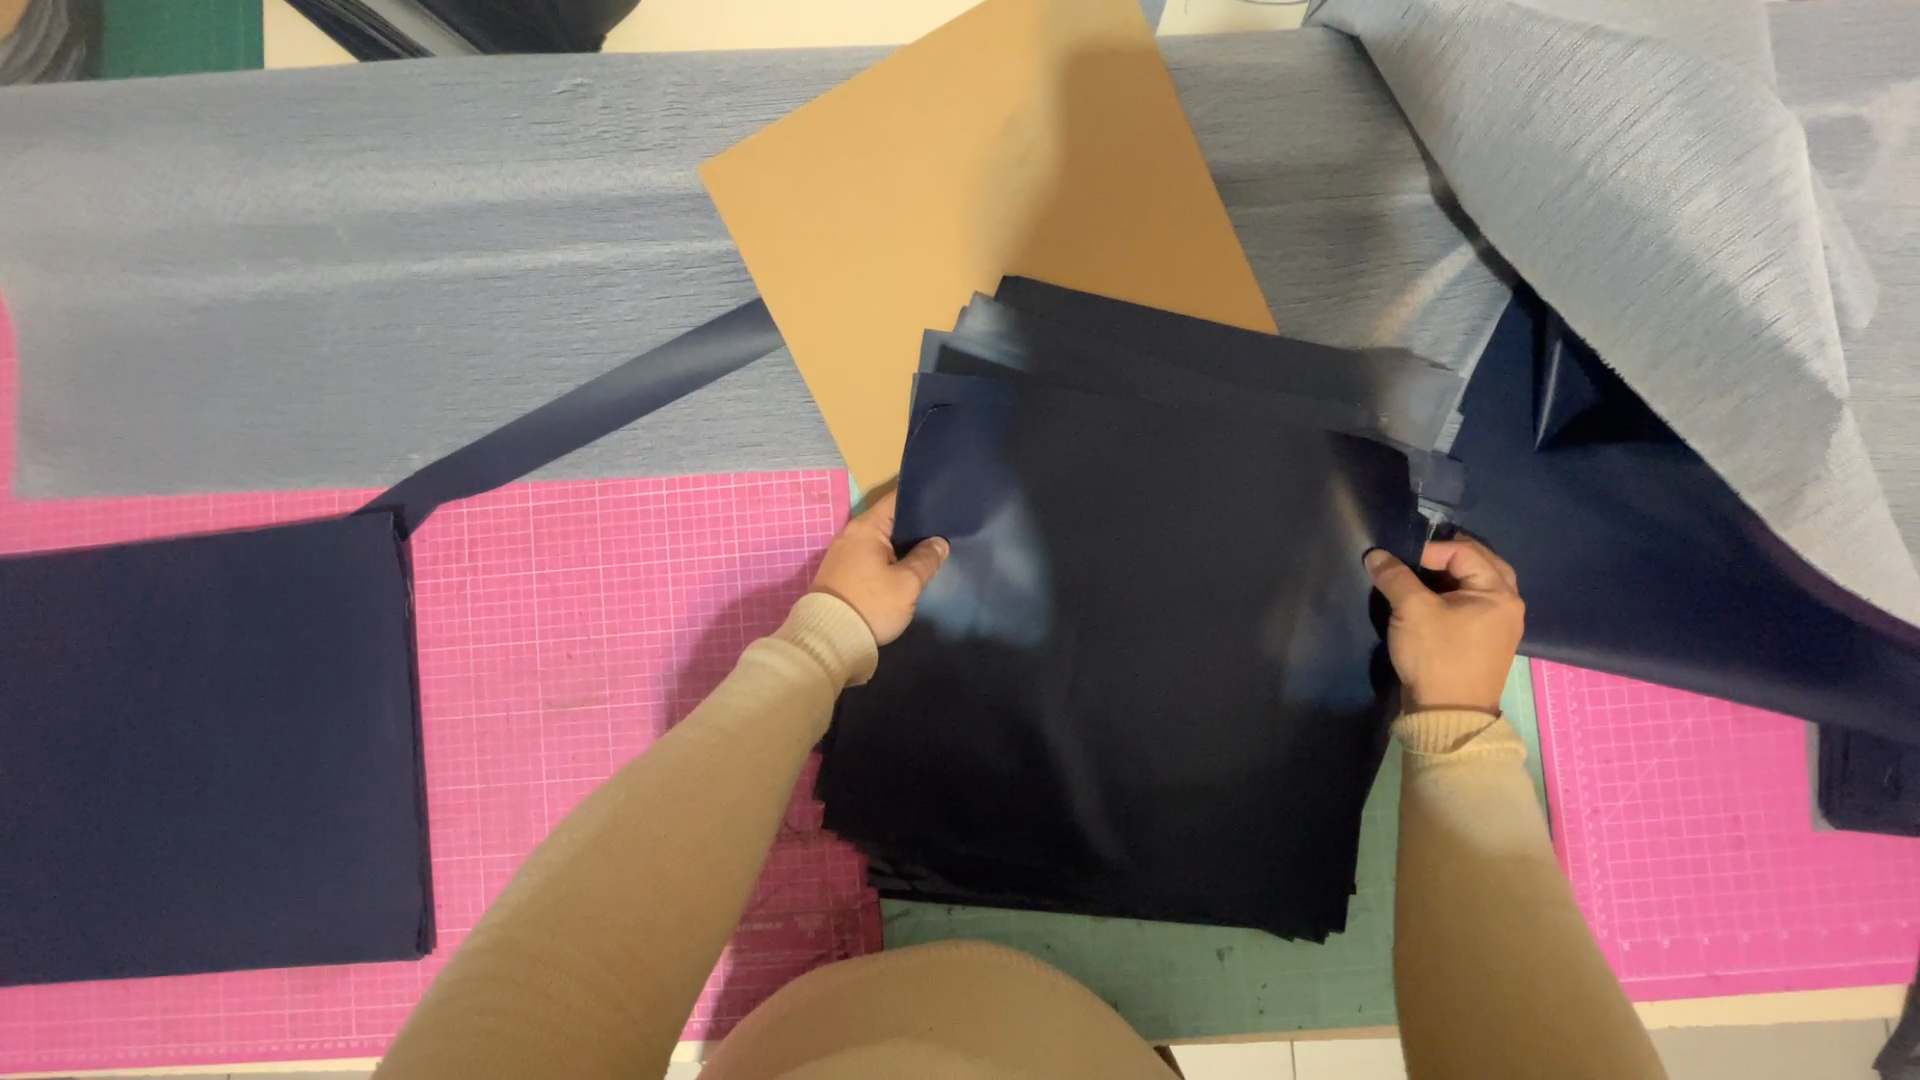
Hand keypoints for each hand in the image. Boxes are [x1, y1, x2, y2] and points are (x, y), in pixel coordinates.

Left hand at [810, 489, 949, 645]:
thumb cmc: (871, 604)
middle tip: (943, 528)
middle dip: (913, 524)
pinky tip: (905, 566)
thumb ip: (926, 559)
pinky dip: (888, 558)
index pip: (896, 499)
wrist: (829, 639)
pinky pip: (870, 556)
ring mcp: (843, 554)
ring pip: (879, 541)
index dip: (920, 498)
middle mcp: (851, 534)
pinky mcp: (841, 573)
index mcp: (866, 527)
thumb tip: (938, 542)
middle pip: (888, 520)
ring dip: (901, 544)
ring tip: (929, 547)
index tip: (942, 500)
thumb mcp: (906, 583)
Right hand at [1364, 535, 1524, 713]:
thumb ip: (1394, 577)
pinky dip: (1453, 592)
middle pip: (1481, 562)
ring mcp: (1500, 623)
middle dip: (1447, 555)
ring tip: (1419, 575)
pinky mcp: (1486, 638)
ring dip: (1451, 574)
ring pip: (1478, 583)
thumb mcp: (1411, 611)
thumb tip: (1375, 554)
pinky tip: (1431, 598)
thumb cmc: (1436, 656)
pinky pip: (1473, 601)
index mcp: (1498, 593)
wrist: (1448, 712)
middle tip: (1414, 556)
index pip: (1465, 552)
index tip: (1398, 560)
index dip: (1429, 549)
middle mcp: (1508, 604)